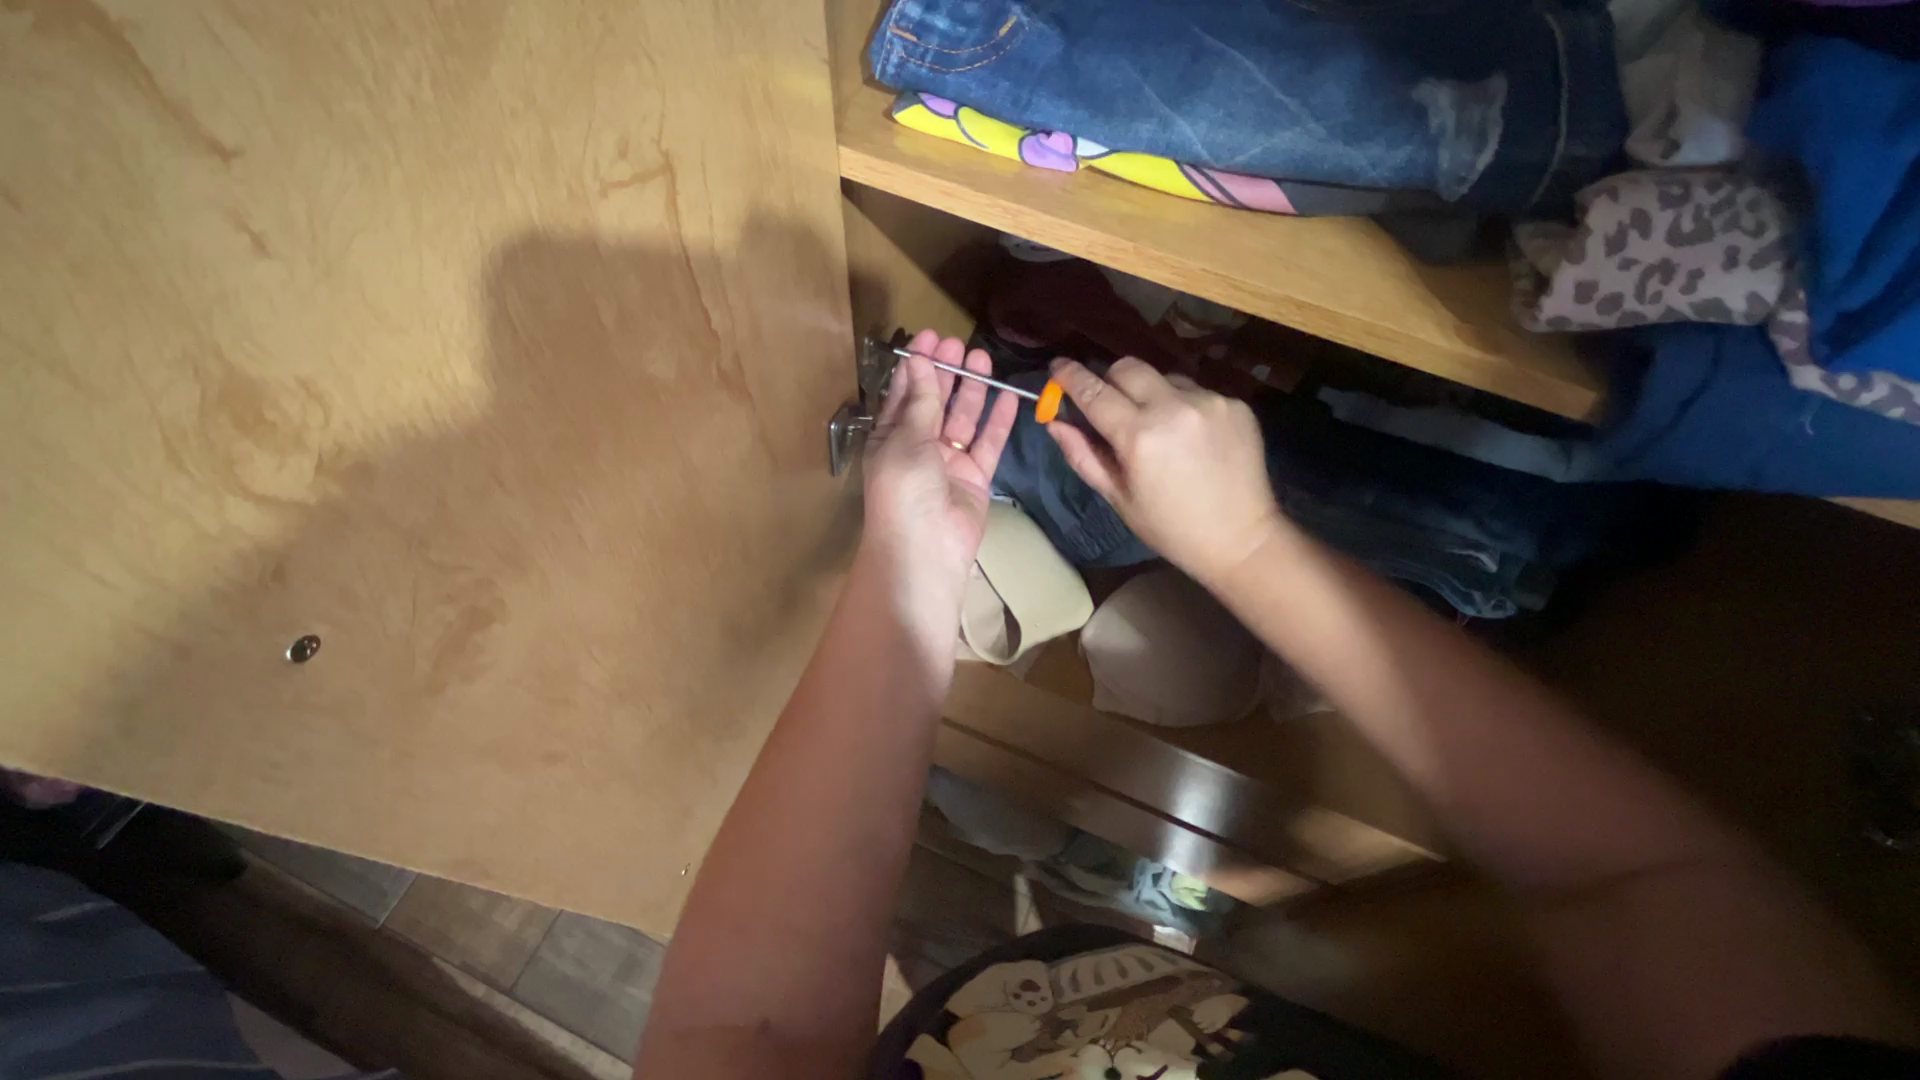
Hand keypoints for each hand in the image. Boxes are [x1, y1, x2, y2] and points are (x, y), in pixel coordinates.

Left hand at [860, 330, 1019, 645]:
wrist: (925, 548)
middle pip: (935, 402)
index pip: (904, 394)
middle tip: (961, 345)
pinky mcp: (975, 477)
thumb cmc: (904, 490)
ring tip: (984, 359)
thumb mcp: (906, 439)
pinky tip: (1007, 396)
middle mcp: (918, 447)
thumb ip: (920, 400)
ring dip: (973, 390)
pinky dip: (997, 421)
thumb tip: (916, 359)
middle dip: (947, 372)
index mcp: (890, 437)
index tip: (931, 337)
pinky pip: (988, 444)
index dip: (917, 365)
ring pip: (963, 419)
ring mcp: (948, 462)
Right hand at [1046, 357, 1288, 585]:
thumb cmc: (1170, 527)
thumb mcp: (1118, 497)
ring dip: (1150, 394)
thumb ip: (1082, 455)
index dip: (1070, 376)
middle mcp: (1173, 408)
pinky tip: (1191, 438)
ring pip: (1164, 377)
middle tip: (1109, 404)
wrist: (1240, 538)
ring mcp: (1209, 401)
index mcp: (1139, 437)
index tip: (1058, 367)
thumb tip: (1054, 421)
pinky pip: (1196, 391)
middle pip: (1127, 367)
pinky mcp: (1235, 403)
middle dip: (1110, 379)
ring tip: (1159, 429)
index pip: (1093, 391)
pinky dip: (1183, 406)